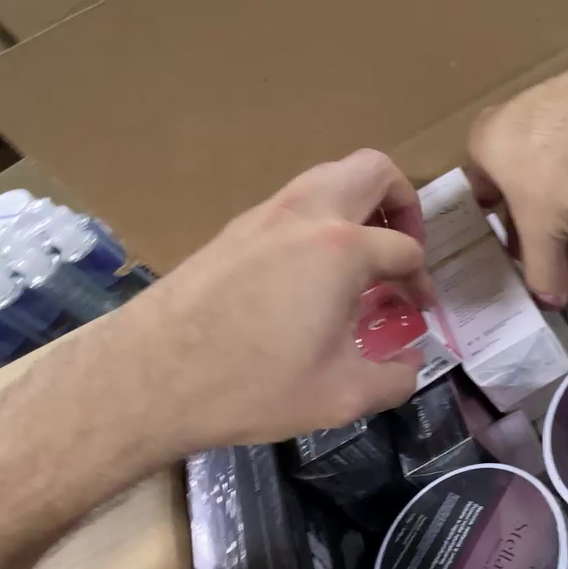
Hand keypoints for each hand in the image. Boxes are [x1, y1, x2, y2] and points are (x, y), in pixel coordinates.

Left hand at [76, 150, 434, 459]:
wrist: (147, 379)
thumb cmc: (252, 386)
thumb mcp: (342, 396)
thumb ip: (396, 378)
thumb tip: (410, 364)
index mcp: (342, 248)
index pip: (405, 249)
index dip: (420, 282)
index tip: (417, 312)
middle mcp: (308, 214)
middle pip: (375, 171)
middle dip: (403, 204)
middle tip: (402, 248)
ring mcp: (267, 215)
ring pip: (331, 176)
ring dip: (360, 205)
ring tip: (363, 257)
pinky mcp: (236, 229)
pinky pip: (297, 202)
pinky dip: (322, 220)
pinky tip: (313, 273)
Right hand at [468, 54, 567, 305]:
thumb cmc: (558, 166)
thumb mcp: (541, 229)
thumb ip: (540, 269)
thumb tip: (547, 304)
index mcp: (484, 142)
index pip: (477, 200)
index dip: (489, 239)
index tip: (500, 272)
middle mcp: (513, 131)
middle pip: (517, 199)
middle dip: (528, 242)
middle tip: (533, 279)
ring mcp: (557, 130)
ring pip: (551, 193)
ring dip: (557, 236)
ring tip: (562, 279)